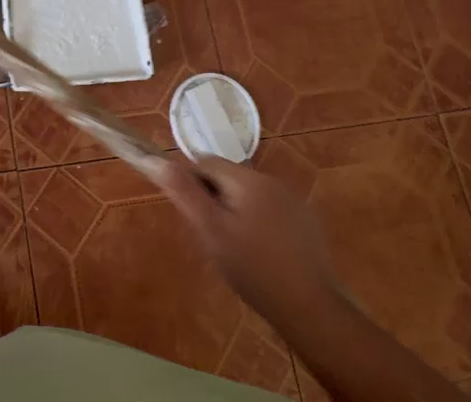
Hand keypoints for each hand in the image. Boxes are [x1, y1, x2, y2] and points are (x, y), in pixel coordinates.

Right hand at [158, 156, 340, 321]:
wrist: (311, 308)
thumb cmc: (253, 269)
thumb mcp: (211, 232)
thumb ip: (185, 193)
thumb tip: (159, 162)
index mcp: (250, 180)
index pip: (206, 163)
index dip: (192, 184)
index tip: (193, 217)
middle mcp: (274, 181)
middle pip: (228, 178)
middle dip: (214, 200)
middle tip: (212, 238)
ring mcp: (294, 201)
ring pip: (248, 195)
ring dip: (235, 212)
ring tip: (235, 249)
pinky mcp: (306, 222)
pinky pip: (269, 210)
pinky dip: (257, 224)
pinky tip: (260, 254)